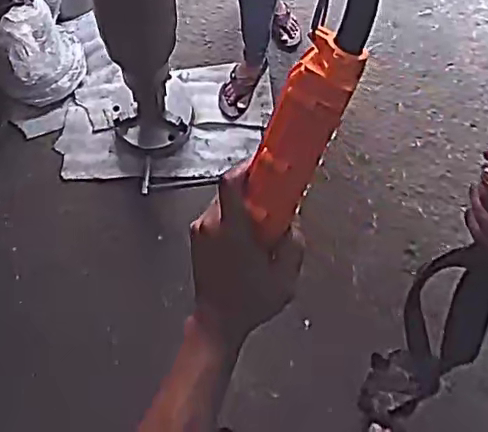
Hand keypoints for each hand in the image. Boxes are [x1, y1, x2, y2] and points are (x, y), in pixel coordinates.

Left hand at [189, 162, 304, 344]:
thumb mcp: (284, 278)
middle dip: (249, 189)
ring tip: (258, 223)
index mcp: (231, 229)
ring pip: (222, 201)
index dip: (245, 167)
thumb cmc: (249, 302)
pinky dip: (230, 217)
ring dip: (240, 204)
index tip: (262, 164)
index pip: (230, 182)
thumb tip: (291, 222)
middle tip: (268, 195)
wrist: (216, 323)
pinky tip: (244, 236)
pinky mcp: (195, 236)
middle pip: (229, 189)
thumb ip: (292, 245)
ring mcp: (199, 229)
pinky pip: (215, 214)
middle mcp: (210, 223)